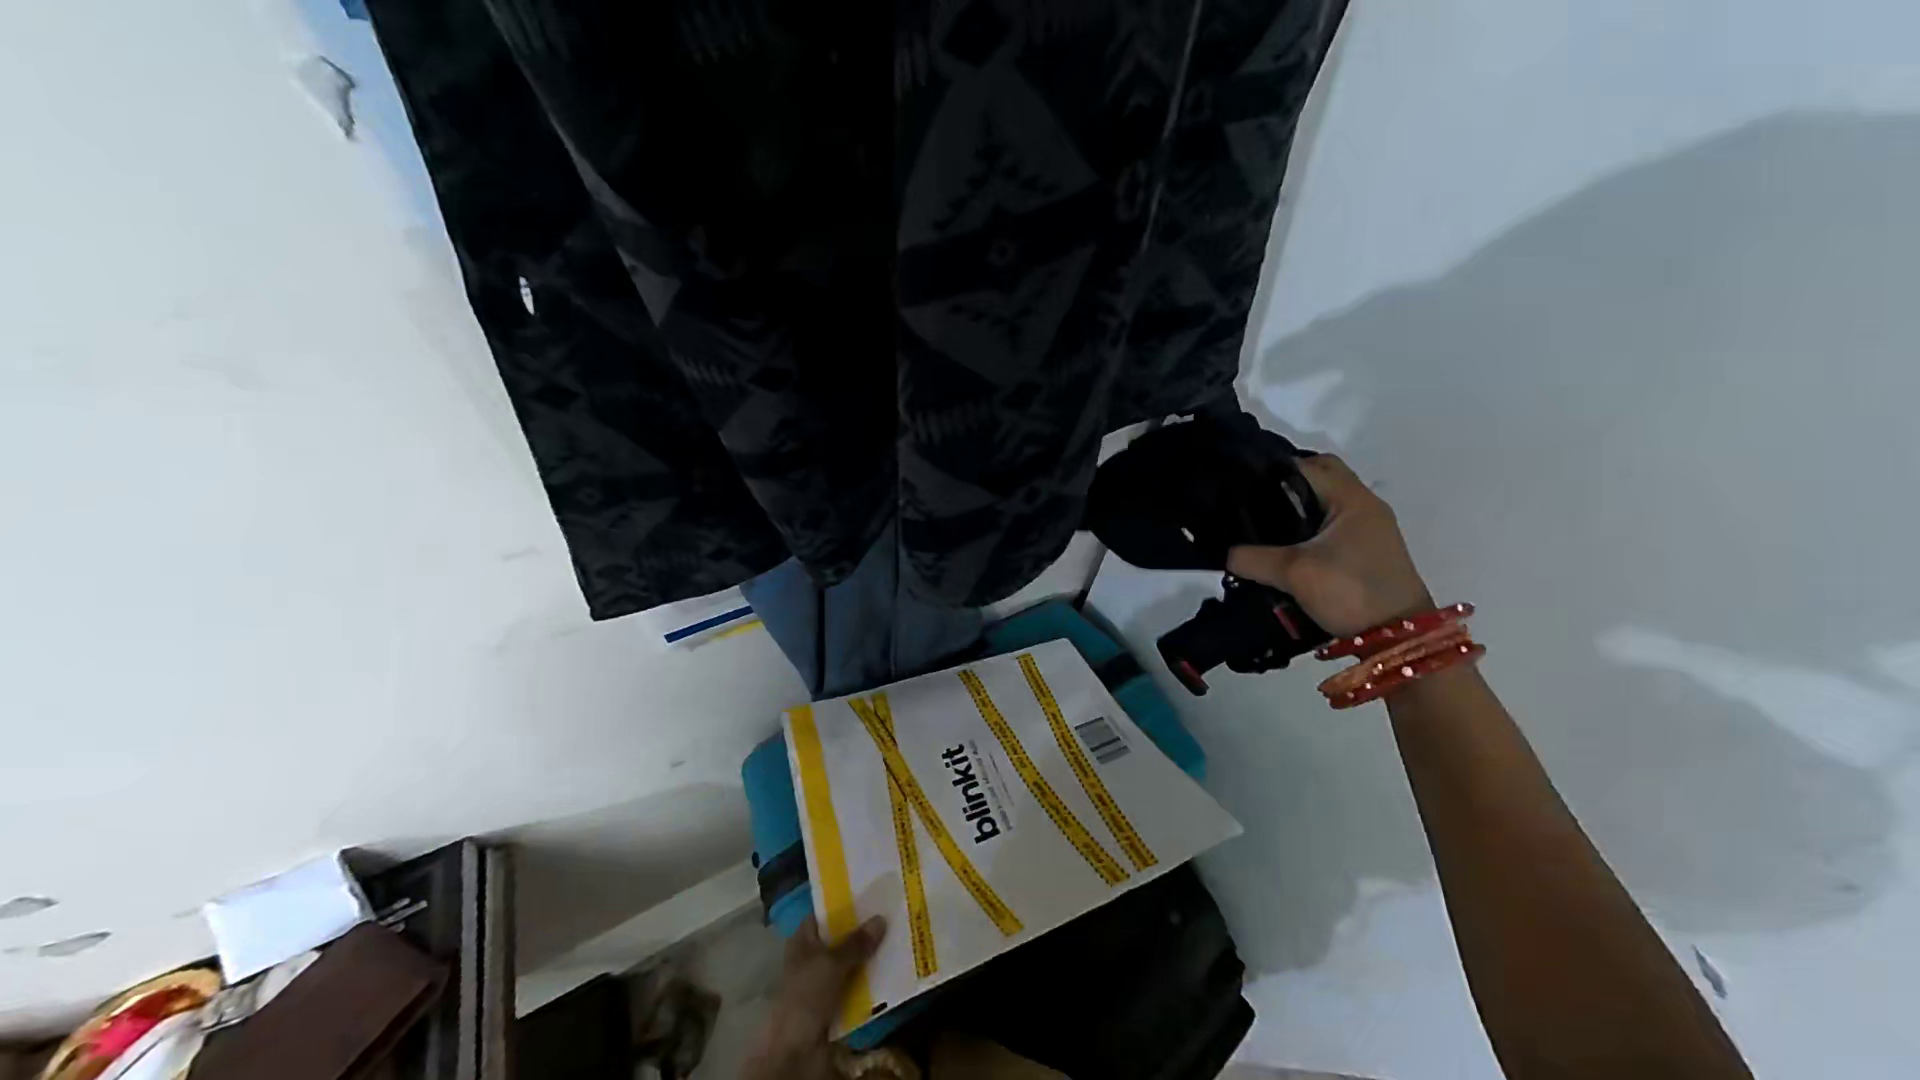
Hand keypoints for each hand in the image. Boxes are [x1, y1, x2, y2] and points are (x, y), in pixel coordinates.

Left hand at [739, 916, 885, 1079]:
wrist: (794, 1051)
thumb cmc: (806, 995)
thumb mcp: (832, 963)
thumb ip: (856, 942)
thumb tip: (881, 918)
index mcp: (803, 940)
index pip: (824, 914)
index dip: (844, 904)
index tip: (872, 894)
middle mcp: (812, 957)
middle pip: (841, 938)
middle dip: (863, 931)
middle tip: (893, 915)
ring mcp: (823, 982)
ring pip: (851, 963)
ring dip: (870, 957)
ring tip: (899, 940)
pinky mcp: (835, 1005)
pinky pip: (856, 986)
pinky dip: (871, 982)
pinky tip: (893, 972)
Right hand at [1227, 454, 1433, 635]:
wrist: (1397, 637)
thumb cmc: (1350, 591)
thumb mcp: (1293, 573)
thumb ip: (1252, 558)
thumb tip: (1224, 554)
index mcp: (1352, 499)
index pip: (1309, 464)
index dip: (1273, 469)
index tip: (1241, 484)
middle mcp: (1364, 506)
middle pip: (1320, 478)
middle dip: (1284, 487)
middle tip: (1250, 503)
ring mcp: (1368, 529)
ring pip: (1324, 503)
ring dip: (1295, 509)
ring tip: (1260, 526)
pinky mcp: (1365, 551)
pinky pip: (1329, 525)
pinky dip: (1306, 528)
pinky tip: (1282, 548)